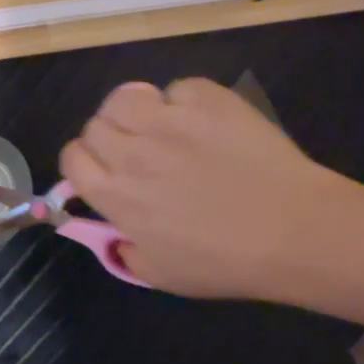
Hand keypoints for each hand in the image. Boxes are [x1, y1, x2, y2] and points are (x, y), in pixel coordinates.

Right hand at [59, 79, 358, 296]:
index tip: (100, 176)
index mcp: (116, 196)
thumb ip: (124, 250)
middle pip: (95, 126)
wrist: (292, 230)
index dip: (82, 166)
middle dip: (105, 139)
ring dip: (132, 112)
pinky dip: (180, 102)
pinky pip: (178, 88)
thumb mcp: (157, 275)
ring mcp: (172, 121)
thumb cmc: (221, 263)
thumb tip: (115, 232)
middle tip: (132, 156)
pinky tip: (199, 123)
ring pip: (125, 97)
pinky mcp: (211, 100)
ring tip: (155, 128)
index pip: (72, 159)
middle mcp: (134, 153)